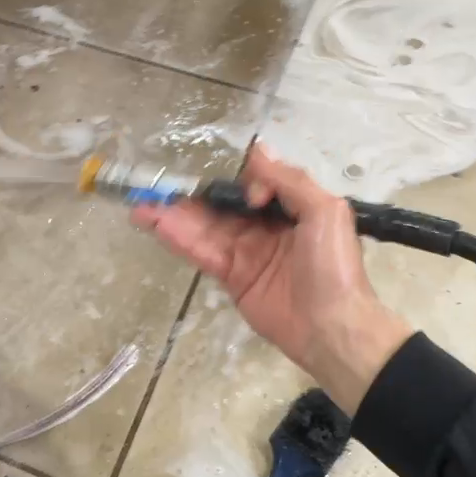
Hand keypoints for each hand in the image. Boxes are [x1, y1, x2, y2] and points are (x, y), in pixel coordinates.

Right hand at [132, 145, 412, 412]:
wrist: (330, 327)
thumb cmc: (333, 266)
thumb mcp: (324, 211)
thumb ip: (290, 180)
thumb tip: (257, 149)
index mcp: (291, 207)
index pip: (255, 183)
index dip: (237, 176)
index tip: (229, 178)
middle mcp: (265, 226)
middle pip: (222, 205)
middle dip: (191, 194)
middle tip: (157, 183)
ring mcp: (245, 252)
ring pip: (205, 227)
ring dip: (175, 215)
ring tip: (142, 205)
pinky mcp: (230, 276)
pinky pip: (202, 252)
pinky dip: (178, 239)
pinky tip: (156, 225)